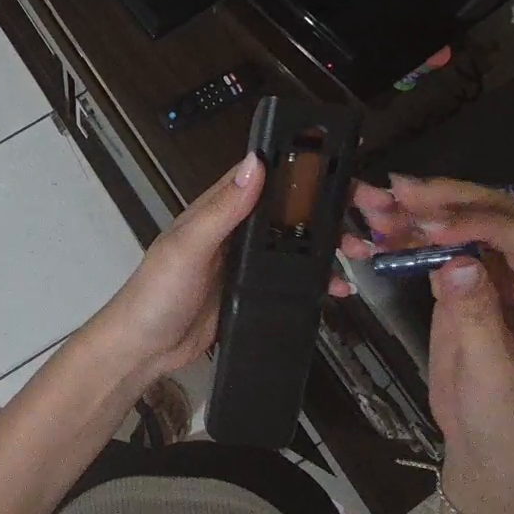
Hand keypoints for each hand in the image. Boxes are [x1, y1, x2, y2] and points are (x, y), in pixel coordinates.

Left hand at [92, 153, 359, 382]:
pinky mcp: (250, 292)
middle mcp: (233, 230)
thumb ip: (222, 208)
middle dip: (328, 209)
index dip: (302, 169)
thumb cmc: (157, 292)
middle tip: (367, 214)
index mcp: (216, 209)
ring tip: (359, 253)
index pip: (264, 176)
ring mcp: (243, 263)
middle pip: (288, 210)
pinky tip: (338, 289)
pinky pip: (291, 280)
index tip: (343, 170)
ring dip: (329, 244)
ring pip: (296, 244)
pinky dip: (317, 280)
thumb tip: (255, 162)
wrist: (145, 350)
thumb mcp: (189, 246)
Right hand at [346, 177, 513, 485]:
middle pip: (495, 218)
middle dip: (449, 200)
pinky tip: (379, 229)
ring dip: (421, 211)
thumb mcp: (495, 376)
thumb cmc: (508, 424)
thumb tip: (457, 262)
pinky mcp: (462, 289)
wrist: (489, 457)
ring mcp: (494, 281)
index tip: (431, 225)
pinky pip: (438, 250)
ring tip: (378, 200)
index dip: (479, 223)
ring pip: (462, 228)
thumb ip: (477, 316)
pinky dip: (409, 236)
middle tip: (401, 190)